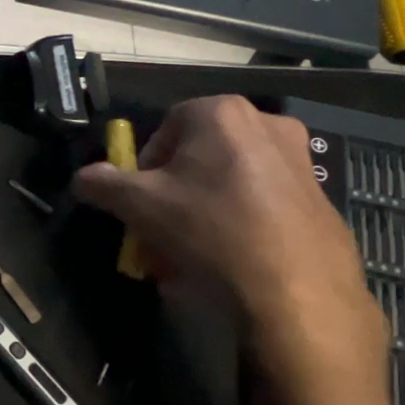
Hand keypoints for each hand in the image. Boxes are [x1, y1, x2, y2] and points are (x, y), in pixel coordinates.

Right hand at [73, 97, 385, 404]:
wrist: (297, 292)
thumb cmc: (210, 230)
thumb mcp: (138, 205)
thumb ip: (102, 183)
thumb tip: (83, 178)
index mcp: (221, 112)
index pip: (163, 128)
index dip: (145, 165)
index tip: (142, 200)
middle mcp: (267, 123)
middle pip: (199, 152)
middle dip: (176, 185)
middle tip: (164, 222)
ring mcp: (300, 160)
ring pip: (230, 177)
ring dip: (205, 203)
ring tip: (193, 246)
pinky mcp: (320, 197)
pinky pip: (262, 200)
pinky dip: (240, 219)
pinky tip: (232, 255)